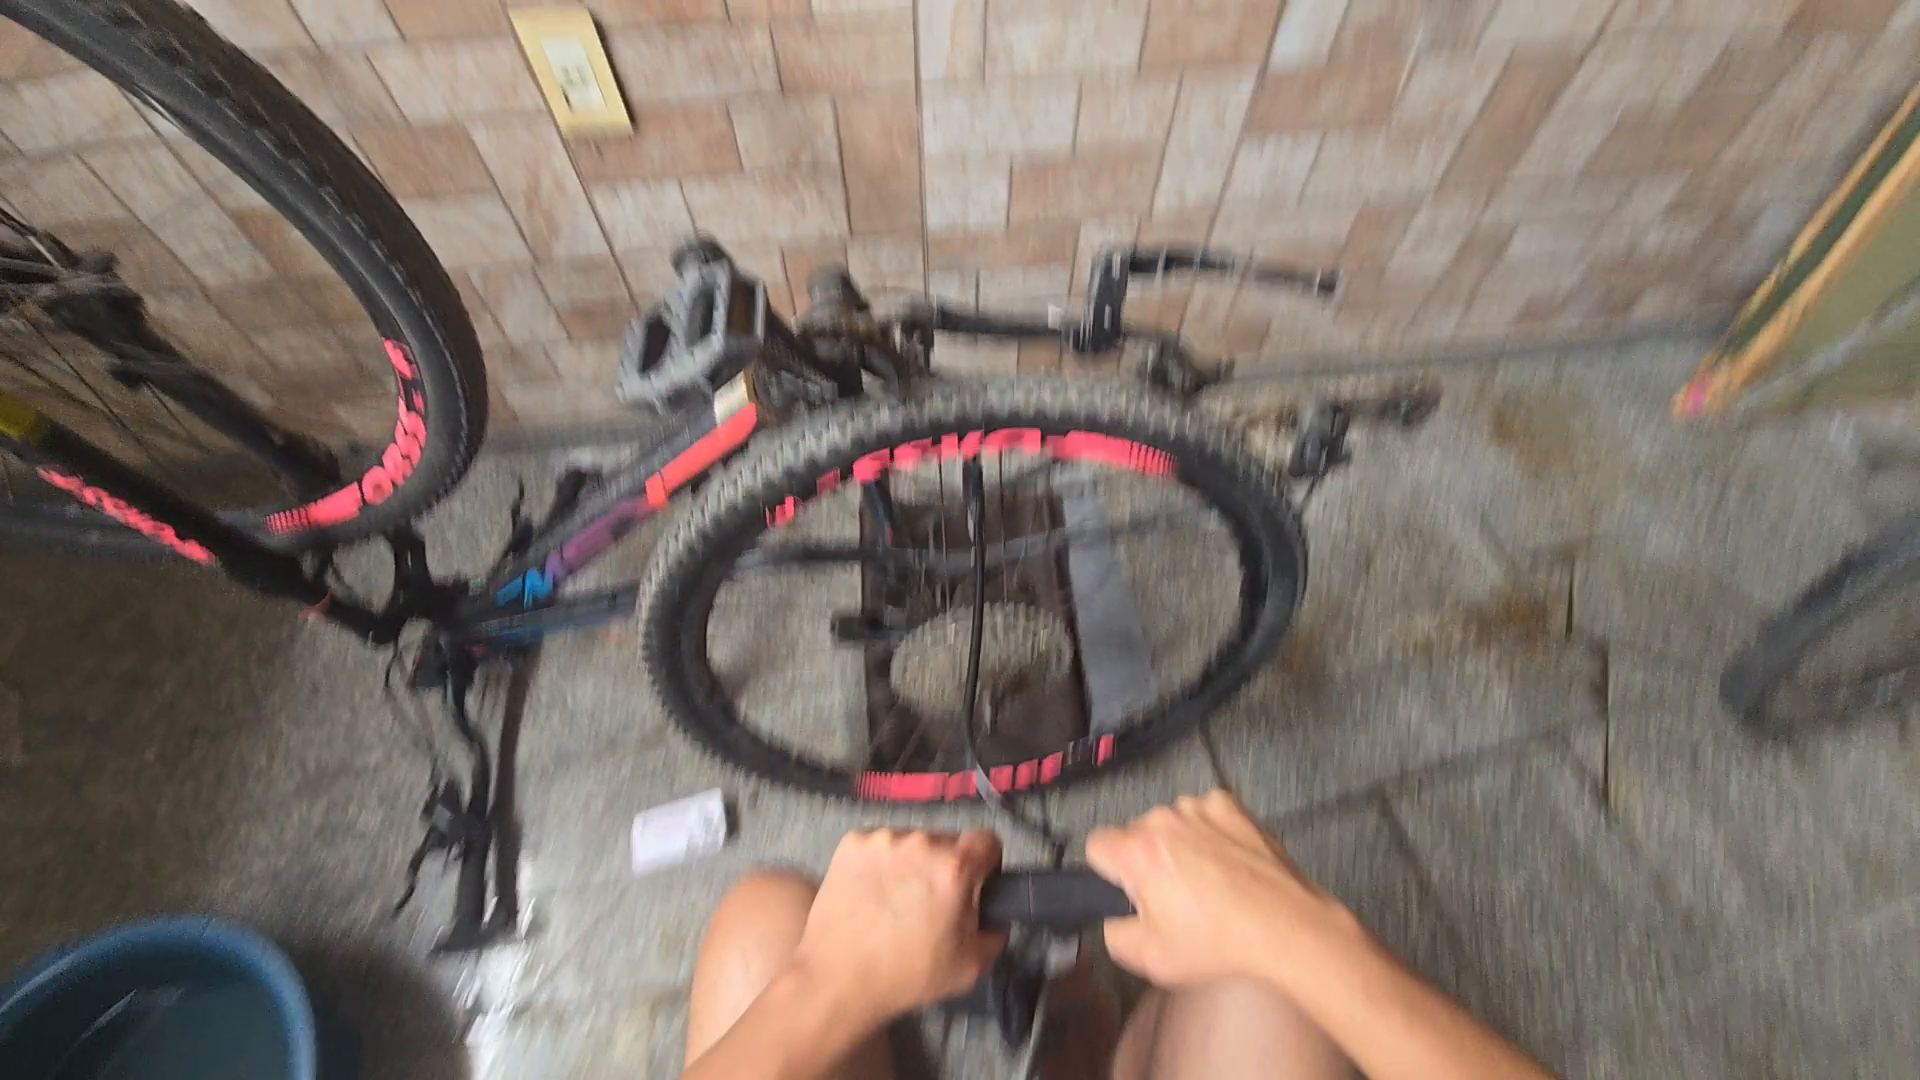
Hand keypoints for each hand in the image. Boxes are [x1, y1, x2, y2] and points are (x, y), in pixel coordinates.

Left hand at [788, 828, 1006, 1027]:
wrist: (837, 980)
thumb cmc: (908, 975)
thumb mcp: (971, 966)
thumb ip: (995, 932)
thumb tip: (994, 914)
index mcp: (955, 866)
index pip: (988, 841)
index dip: (986, 864)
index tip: (974, 885)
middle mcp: (921, 841)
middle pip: (947, 842)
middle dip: (946, 866)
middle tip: (930, 902)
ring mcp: (883, 838)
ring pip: (912, 842)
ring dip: (912, 863)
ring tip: (895, 900)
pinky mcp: (853, 841)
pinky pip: (879, 845)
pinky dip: (880, 863)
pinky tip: (871, 893)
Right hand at [1085, 791, 1363, 990]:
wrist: (1288, 928)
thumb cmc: (1222, 943)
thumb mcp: (1151, 959)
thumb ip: (1114, 933)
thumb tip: (1115, 916)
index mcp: (1138, 852)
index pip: (1096, 844)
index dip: (1108, 870)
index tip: (1128, 887)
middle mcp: (1163, 820)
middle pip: (1135, 834)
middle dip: (1148, 859)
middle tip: (1174, 896)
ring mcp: (1198, 808)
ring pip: (1170, 824)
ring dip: (1179, 845)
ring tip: (1207, 882)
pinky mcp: (1228, 806)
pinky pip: (1203, 815)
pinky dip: (1209, 833)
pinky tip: (1226, 863)